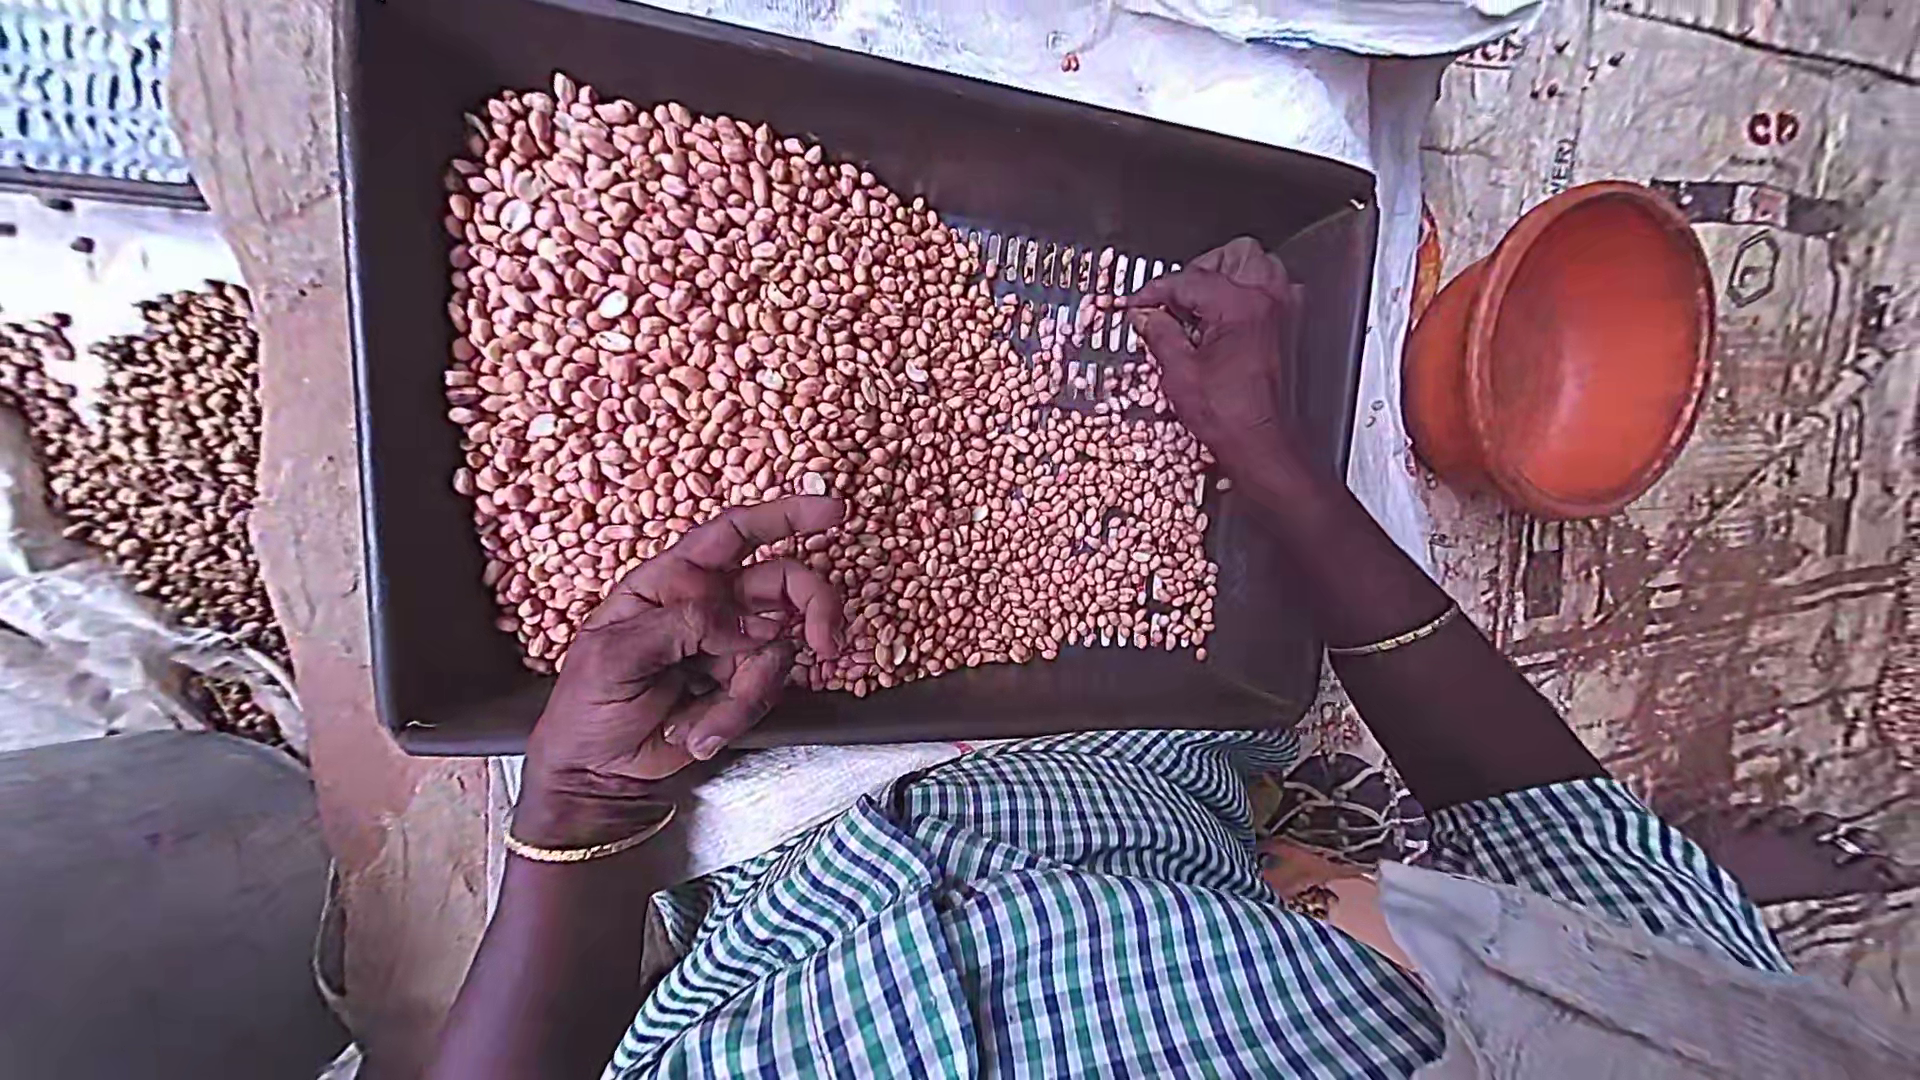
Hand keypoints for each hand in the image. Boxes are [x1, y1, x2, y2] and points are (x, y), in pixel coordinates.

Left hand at [515, 496, 846, 847]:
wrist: (599, 772)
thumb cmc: (588, 705)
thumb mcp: (614, 655)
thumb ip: (681, 625)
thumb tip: (752, 626)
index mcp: (674, 580)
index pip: (736, 532)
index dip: (786, 515)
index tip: (834, 510)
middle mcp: (714, 602)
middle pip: (785, 582)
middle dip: (815, 607)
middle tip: (828, 642)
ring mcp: (735, 642)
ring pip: (782, 646)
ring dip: (751, 690)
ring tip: (704, 724)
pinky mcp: (747, 681)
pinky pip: (770, 687)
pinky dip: (740, 714)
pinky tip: (700, 733)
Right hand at [1123, 237, 1307, 479]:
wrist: (1261, 443)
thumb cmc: (1228, 416)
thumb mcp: (1179, 373)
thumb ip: (1159, 334)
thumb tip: (1145, 316)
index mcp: (1239, 306)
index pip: (1190, 279)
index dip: (1157, 290)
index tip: (1139, 303)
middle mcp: (1269, 300)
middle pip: (1233, 255)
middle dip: (1197, 271)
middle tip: (1172, 298)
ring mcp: (1285, 312)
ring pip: (1257, 267)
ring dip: (1225, 278)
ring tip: (1197, 306)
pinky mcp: (1290, 328)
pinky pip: (1270, 291)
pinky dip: (1246, 295)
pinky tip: (1223, 320)